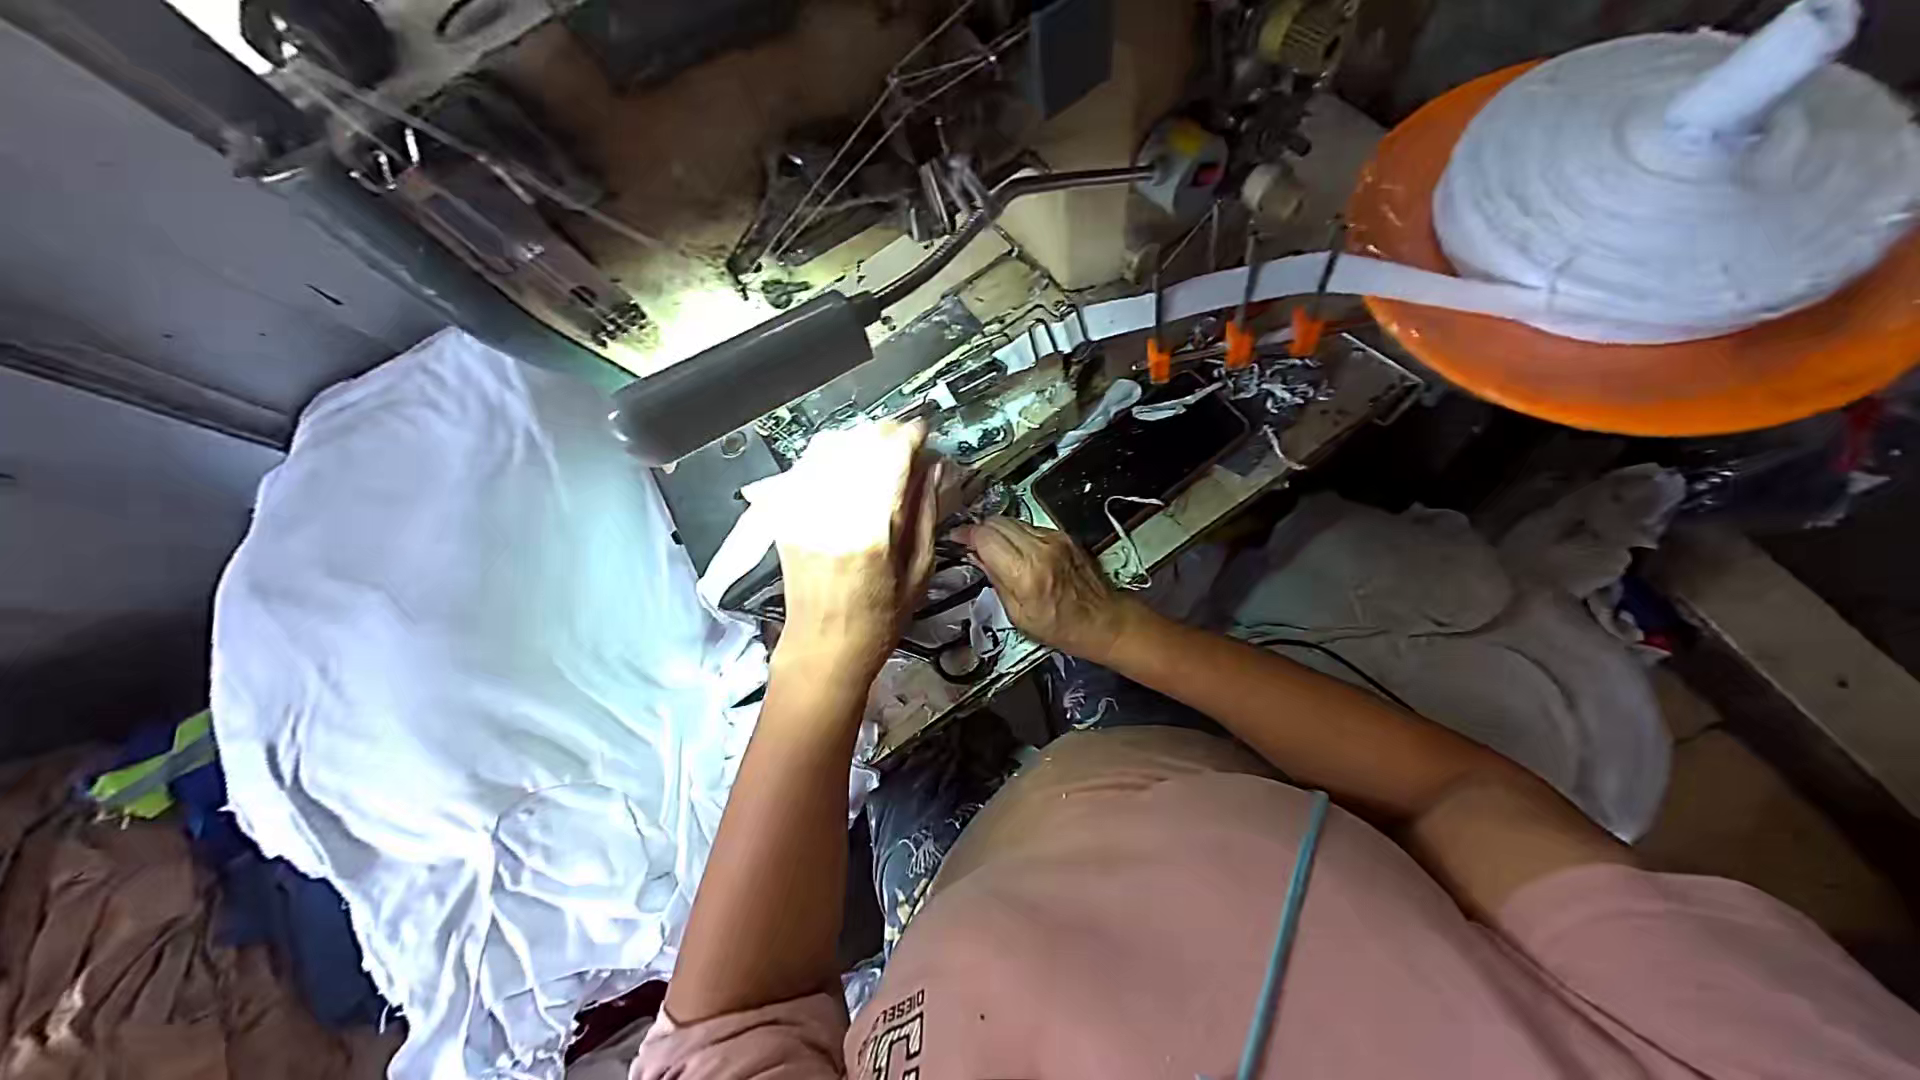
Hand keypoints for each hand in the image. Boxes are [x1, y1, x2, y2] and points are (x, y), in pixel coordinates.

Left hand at [755, 420, 940, 671]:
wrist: (823, 648)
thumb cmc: (877, 622)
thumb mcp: (919, 572)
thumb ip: (925, 514)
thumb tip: (932, 470)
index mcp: (871, 531)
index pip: (891, 455)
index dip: (912, 435)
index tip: (923, 433)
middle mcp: (831, 514)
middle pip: (859, 443)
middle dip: (886, 433)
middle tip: (904, 442)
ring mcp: (802, 513)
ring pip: (829, 447)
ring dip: (857, 441)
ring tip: (876, 452)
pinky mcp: (785, 516)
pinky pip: (805, 466)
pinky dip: (828, 457)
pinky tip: (845, 467)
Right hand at [953, 516, 1141, 661]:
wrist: (1103, 619)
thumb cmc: (1059, 627)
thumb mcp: (1018, 615)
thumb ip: (995, 580)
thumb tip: (976, 556)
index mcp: (1026, 573)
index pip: (986, 537)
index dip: (966, 535)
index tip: (955, 539)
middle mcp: (1040, 548)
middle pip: (997, 522)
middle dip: (980, 531)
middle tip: (971, 544)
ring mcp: (1054, 538)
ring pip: (1012, 520)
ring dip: (997, 531)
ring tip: (991, 548)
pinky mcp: (1063, 535)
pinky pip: (1029, 526)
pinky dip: (1016, 534)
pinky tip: (1015, 550)